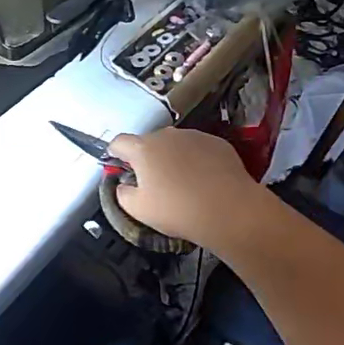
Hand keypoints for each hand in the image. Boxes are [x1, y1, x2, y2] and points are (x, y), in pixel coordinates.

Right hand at [107, 128, 269, 251]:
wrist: (228, 209)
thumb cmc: (177, 210)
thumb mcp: (138, 210)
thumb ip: (122, 193)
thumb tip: (123, 184)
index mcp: (143, 148)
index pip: (119, 142)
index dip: (115, 154)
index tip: (119, 167)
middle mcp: (168, 135)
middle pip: (149, 142)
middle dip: (147, 158)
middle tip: (153, 183)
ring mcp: (195, 135)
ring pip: (176, 144)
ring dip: (173, 158)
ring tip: (182, 183)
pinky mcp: (218, 143)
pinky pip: (199, 149)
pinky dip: (197, 160)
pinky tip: (205, 180)